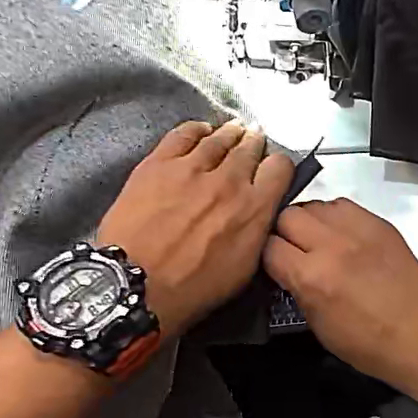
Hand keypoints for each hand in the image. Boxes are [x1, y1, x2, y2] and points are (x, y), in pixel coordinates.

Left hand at [96, 120, 292, 338]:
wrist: (137, 283)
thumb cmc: (189, 288)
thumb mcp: (243, 269)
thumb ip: (256, 231)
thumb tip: (259, 214)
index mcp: (254, 208)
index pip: (279, 168)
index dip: (277, 166)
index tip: (272, 168)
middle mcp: (228, 181)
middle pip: (248, 148)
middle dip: (253, 144)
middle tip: (253, 141)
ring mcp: (192, 168)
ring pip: (218, 138)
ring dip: (229, 134)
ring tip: (233, 130)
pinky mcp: (160, 163)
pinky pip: (183, 134)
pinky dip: (196, 129)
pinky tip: (200, 129)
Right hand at [261, 198, 417, 393]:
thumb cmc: (366, 343)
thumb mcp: (315, 322)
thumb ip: (294, 286)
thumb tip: (282, 265)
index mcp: (312, 277)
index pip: (268, 246)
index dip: (266, 256)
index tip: (272, 264)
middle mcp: (332, 245)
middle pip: (286, 216)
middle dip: (282, 232)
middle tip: (292, 250)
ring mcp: (358, 229)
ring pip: (313, 205)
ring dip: (308, 221)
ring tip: (316, 241)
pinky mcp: (379, 223)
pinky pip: (342, 205)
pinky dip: (334, 217)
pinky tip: (340, 235)